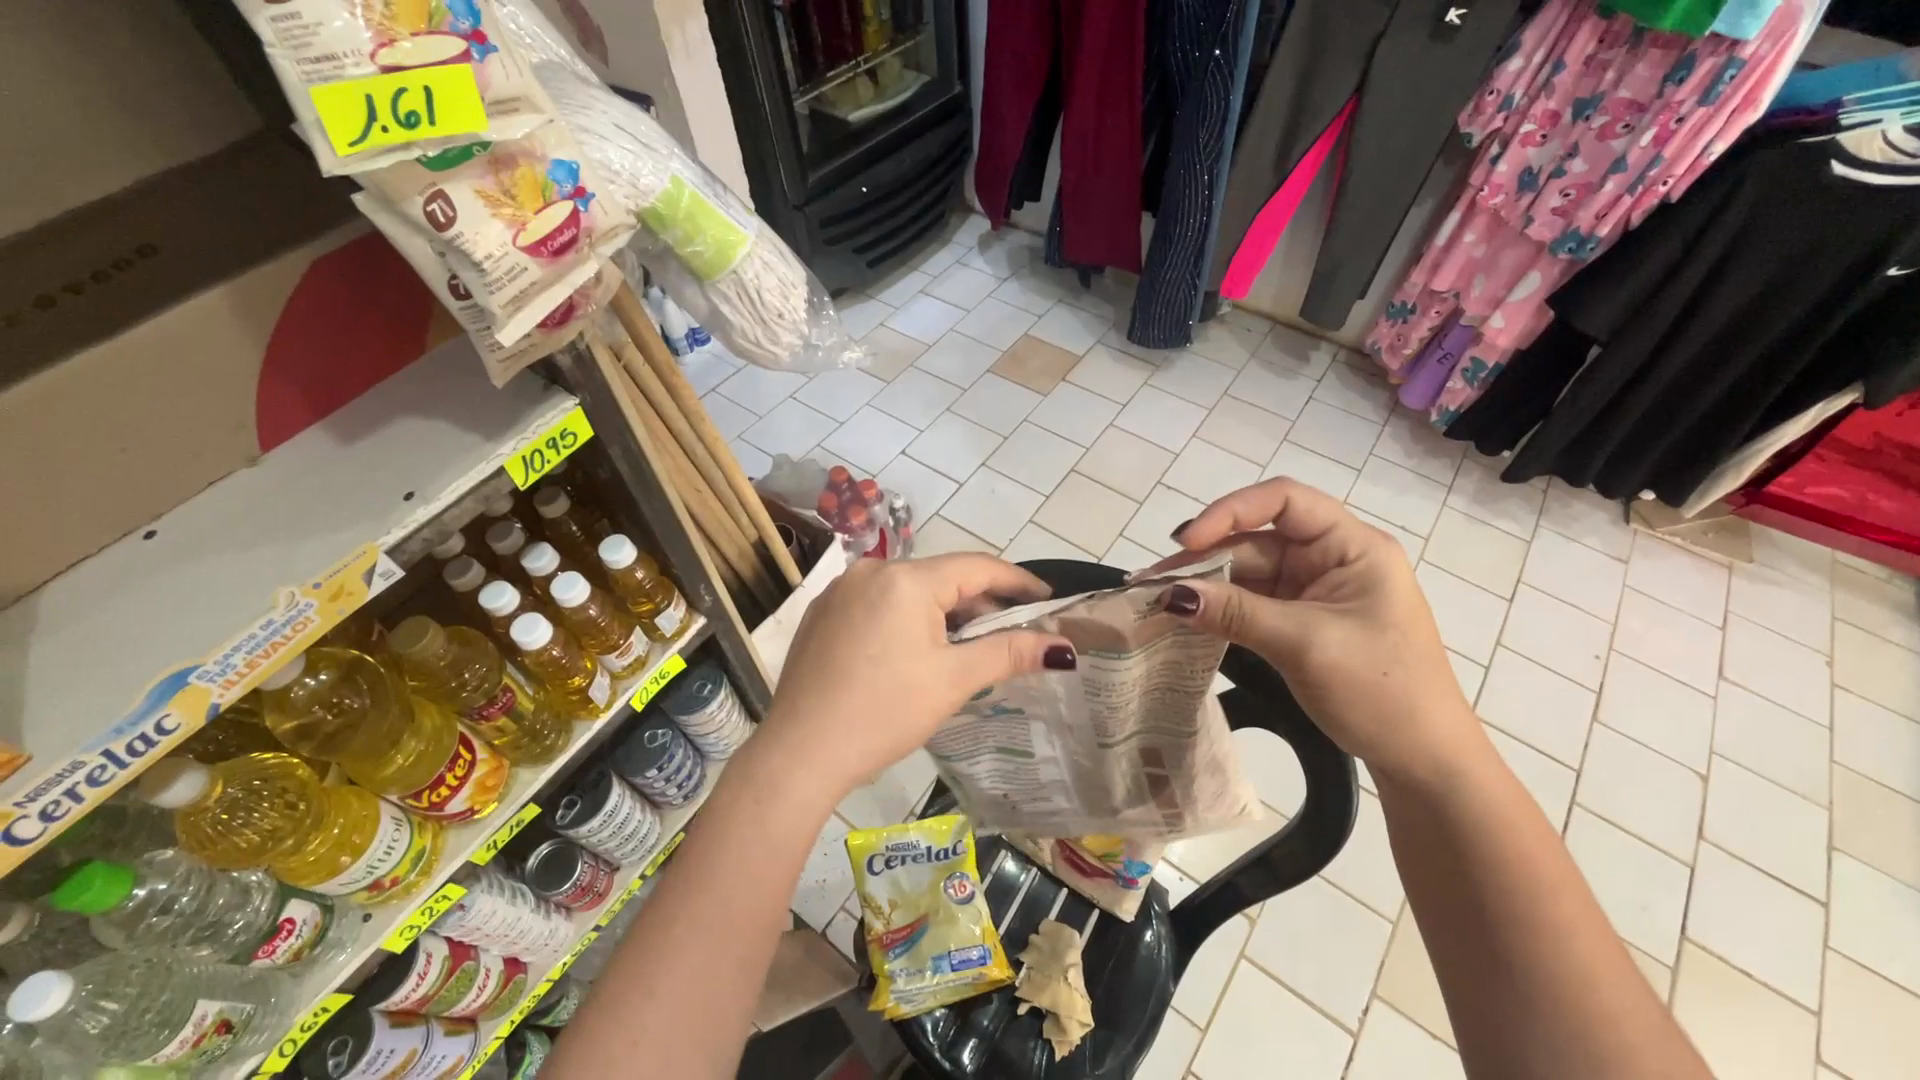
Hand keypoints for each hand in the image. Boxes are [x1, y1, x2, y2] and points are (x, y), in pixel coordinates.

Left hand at [756, 554, 1076, 797]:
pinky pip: (879, 604)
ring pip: (909, 591)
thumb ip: (1008, 653)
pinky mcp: (823, 614)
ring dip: (943, 613)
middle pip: (942, 577)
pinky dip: (907, 620)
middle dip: (979, 603)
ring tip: (967, 648)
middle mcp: (870, 570)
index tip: (1047, 598)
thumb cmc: (884, 713)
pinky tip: (915, 654)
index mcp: (905, 579)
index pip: (977, 566)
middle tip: (1011, 634)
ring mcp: (841, 590)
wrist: (800, 752)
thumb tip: (1064, 647)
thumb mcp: (953, 681)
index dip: (1017, 581)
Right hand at [1138, 478, 1479, 784]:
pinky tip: (1184, 617)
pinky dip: (1219, 610)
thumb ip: (1236, 613)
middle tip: (1149, 582)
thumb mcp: (1304, 645)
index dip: (1229, 511)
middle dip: (1204, 558)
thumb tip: (1169, 595)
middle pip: (1257, 540)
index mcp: (1352, 546)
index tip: (1185, 542)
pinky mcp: (1302, 624)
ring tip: (1154, 600)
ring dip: (1205, 586)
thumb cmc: (1381, 690)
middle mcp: (1332, 559)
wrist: (1424, 760)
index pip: (1284, 501)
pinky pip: (1252, 605)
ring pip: (1249, 574)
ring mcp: (1316, 593)